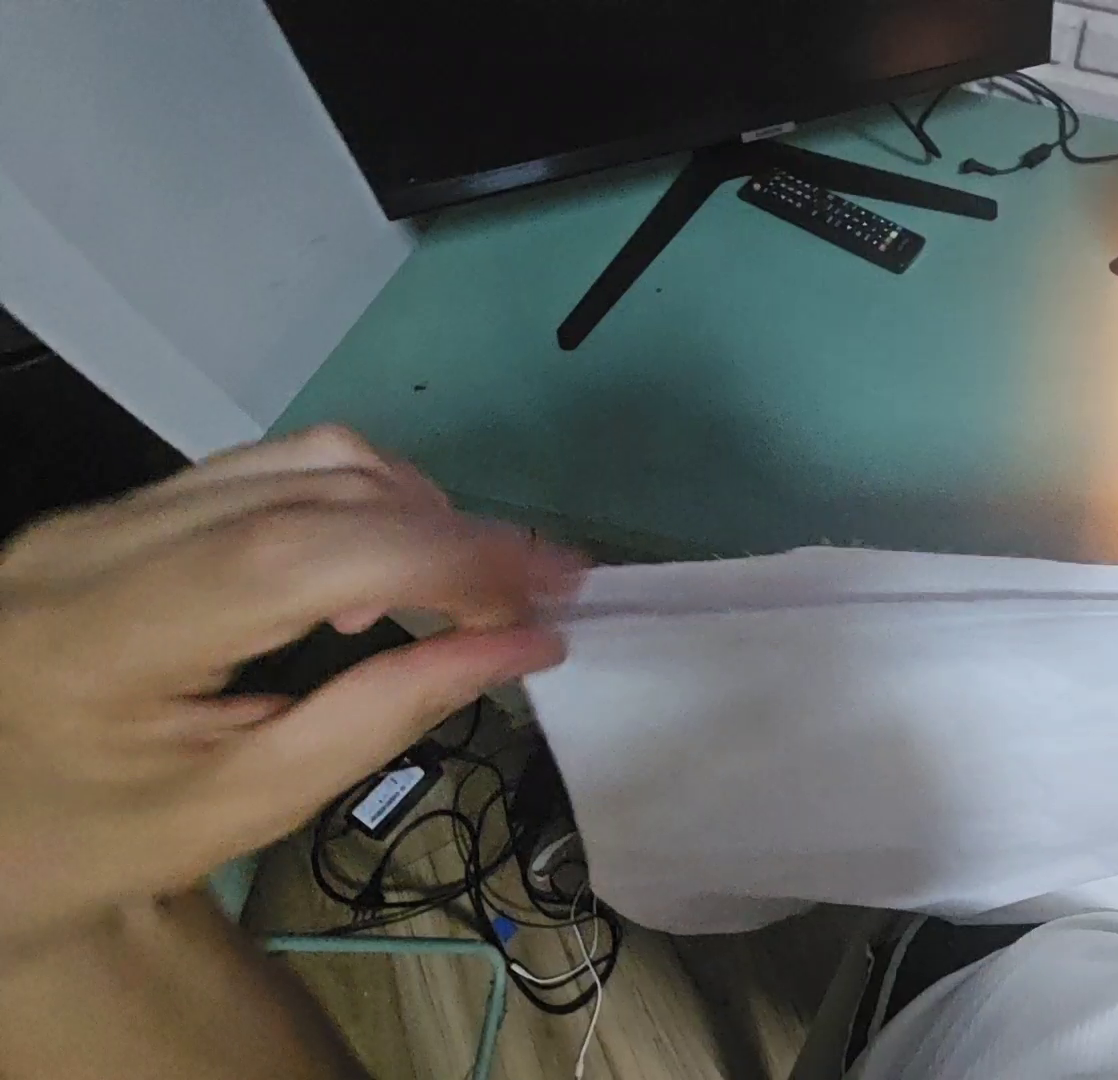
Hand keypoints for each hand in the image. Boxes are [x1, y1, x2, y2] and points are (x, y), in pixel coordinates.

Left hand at [0, 427, 582, 944]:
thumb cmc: (112, 839)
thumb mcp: (258, 799)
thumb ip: (399, 709)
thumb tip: (531, 644)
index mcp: (99, 639)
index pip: (302, 555)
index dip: (446, 560)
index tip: (549, 596)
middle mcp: (100, 544)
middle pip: (329, 491)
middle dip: (463, 538)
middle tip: (538, 597)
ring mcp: (120, 509)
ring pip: (325, 459)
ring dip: (430, 513)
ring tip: (466, 584)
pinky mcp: (148, 501)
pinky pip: (299, 461)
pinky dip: (385, 498)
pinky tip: (396, 557)